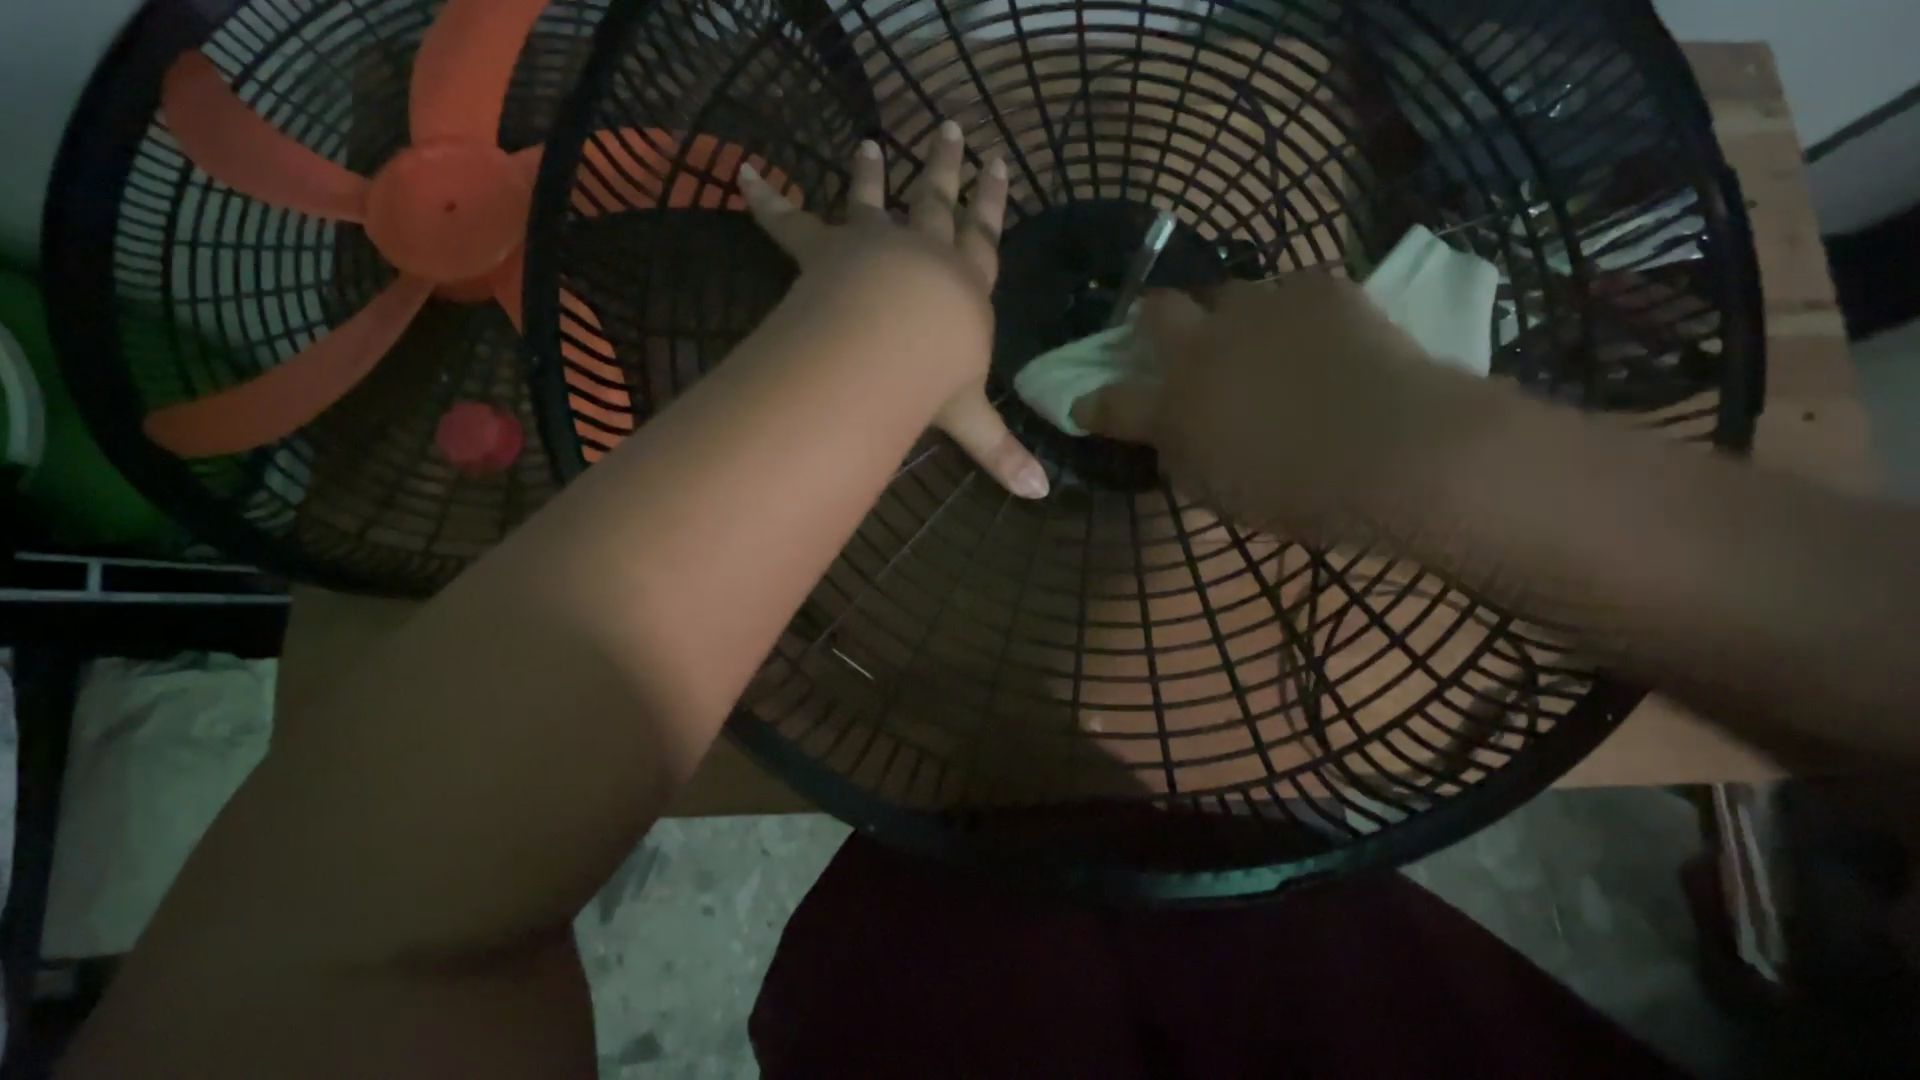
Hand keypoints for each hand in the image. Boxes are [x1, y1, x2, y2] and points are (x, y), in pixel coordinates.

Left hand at [735, 123, 1048, 498]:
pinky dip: (766, 198)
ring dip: (873, 172)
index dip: (991, 202)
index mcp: (964, 285)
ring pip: (875, 200)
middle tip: (950, 129)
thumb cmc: (934, 375)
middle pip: (937, 202)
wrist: (890, 341)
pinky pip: (791, 221)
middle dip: (945, 168)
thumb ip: (999, 452)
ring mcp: (873, 244)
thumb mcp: (970, 417)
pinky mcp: (825, 249)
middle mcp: (924, 253)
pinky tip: (743, 174)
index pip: (984, 237)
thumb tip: (1041, 495)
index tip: (997, 164)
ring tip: (869, 142)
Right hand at [1081, 276, 1504, 540]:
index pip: (1112, 402)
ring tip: (1262, 338)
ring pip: (1229, 294)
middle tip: (1169, 336)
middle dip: (1153, 320)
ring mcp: (1261, 310)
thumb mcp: (1225, 496)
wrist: (1390, 451)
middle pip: (1157, 310)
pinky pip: (1295, 291)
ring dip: (1233, 316)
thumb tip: (1179, 445)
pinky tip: (1323, 334)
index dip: (1093, 404)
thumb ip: (1189, 462)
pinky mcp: (1319, 291)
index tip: (1085, 406)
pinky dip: (1299, 311)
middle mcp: (1205, 347)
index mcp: (1176, 407)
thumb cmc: (1299, 494)